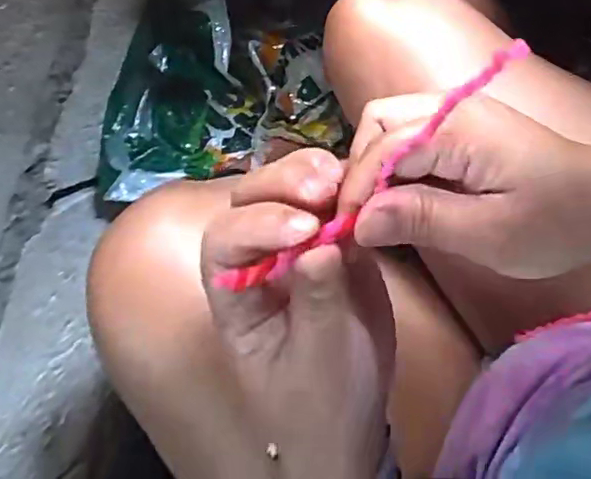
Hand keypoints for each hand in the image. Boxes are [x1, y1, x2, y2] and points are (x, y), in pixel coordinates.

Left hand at [201, 150, 391, 478]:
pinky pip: (332, 191)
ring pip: (286, 183)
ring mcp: (297, 238)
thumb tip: (323, 245)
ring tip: (343, 176)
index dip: (259, 224)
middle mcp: (258, 255)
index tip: (304, 229)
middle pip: (251, 198)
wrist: (352, 418)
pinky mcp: (334, 231)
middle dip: (284, 184)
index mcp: (235, 293)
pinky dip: (347, 178)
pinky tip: (365, 178)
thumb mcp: (318, 360)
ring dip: (312, 170)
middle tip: (325, 187)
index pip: (225, 242)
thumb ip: (318, 300)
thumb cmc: (320, 404)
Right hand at [339, 93, 590, 277]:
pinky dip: (398, 162)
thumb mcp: (488, 234)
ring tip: (376, 214)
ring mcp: (460, 110)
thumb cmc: (555, 221)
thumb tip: (361, 220)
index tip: (344, 234)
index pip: (383, 146)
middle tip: (359, 220)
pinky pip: (416, 133)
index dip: (357, 189)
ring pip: (394, 123)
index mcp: (456, 126)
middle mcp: (452, 105)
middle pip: (380, 120)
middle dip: (361, 167)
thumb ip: (421, 219)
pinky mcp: (467, 125)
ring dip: (378, 163)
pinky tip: (402, 199)